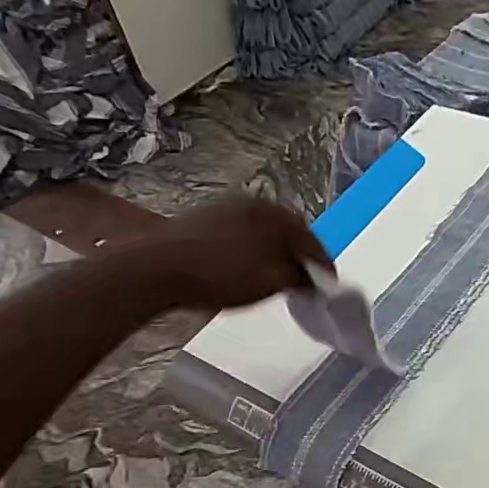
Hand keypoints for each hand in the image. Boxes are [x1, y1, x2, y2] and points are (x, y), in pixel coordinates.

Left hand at [126, 197, 328, 309]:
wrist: (159, 267)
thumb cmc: (219, 275)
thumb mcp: (269, 283)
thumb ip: (298, 279)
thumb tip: (312, 279)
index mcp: (276, 215)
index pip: (312, 241)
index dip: (323, 265)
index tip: (329, 283)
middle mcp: (255, 204)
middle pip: (287, 231)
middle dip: (297, 255)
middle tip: (304, 280)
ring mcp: (227, 207)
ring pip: (262, 231)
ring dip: (272, 251)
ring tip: (274, 276)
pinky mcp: (205, 217)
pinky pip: (240, 233)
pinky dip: (250, 249)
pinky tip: (244, 267)